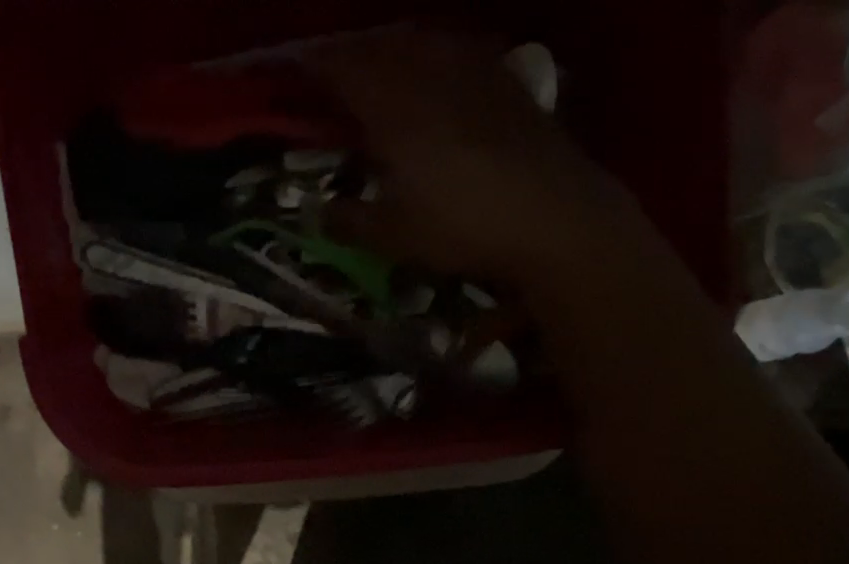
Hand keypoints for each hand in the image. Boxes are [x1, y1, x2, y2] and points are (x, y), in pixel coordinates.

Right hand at [310, 32, 632, 283]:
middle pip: (381, 44)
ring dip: (392, 45)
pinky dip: (435, 52)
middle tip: (332, 69)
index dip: (314, 66)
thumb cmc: (464, 230)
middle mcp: (430, 76)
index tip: (293, 72)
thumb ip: (349, 220)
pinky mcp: (507, 82)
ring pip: (423, 39)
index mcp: (394, 109)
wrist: (555, 219)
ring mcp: (474, 72)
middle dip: (351, 52)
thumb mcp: (394, 238)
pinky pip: (460, 49)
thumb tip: (318, 211)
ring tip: (379, 64)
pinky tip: (437, 71)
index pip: (343, 69)